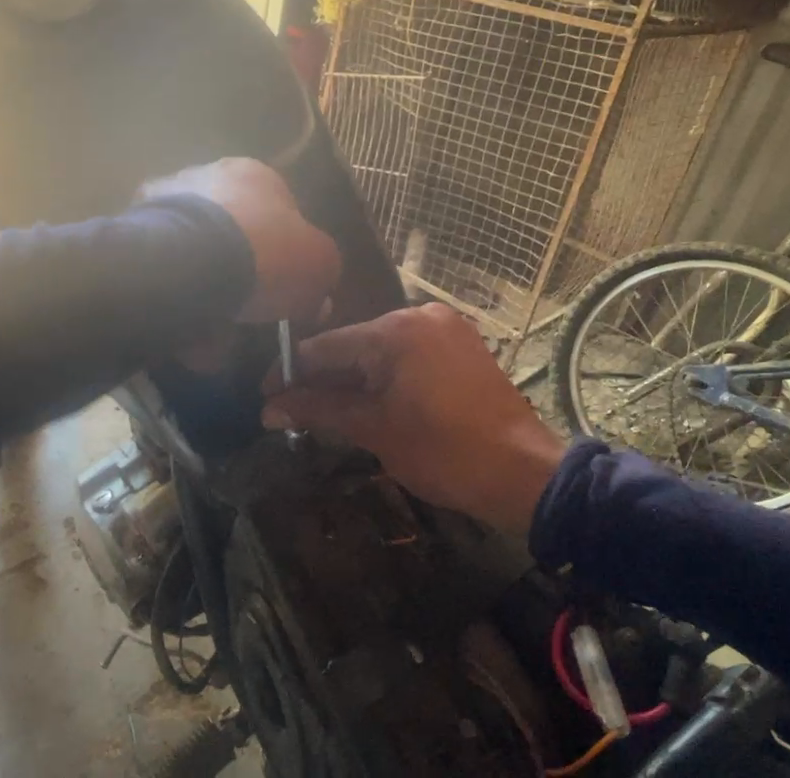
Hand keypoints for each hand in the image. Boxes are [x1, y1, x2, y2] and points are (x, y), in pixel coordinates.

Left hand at [140, 158, 339, 324]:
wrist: (193, 261)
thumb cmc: (268, 253)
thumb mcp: (319, 264)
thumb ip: (320, 273)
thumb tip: (314, 297)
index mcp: (254, 174)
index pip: (276, 211)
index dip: (283, 255)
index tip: (283, 291)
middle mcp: (205, 176)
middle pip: (231, 234)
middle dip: (239, 275)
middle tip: (245, 315)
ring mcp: (165, 203)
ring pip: (193, 257)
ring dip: (205, 293)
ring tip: (212, 335)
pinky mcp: (133, 234)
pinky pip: (163, 274)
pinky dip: (175, 301)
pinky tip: (186, 332)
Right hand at [263, 304, 566, 535]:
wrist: (524, 474)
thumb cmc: (444, 452)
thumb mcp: (373, 430)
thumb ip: (319, 410)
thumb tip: (269, 409)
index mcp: (395, 330)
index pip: (323, 346)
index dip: (289, 373)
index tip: (266, 398)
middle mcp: (419, 315)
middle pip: (351, 345)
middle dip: (321, 379)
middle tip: (293, 412)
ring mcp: (445, 329)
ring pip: (379, 351)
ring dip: (352, 380)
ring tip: (328, 413)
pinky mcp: (461, 347)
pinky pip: (407, 355)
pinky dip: (384, 378)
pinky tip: (369, 404)